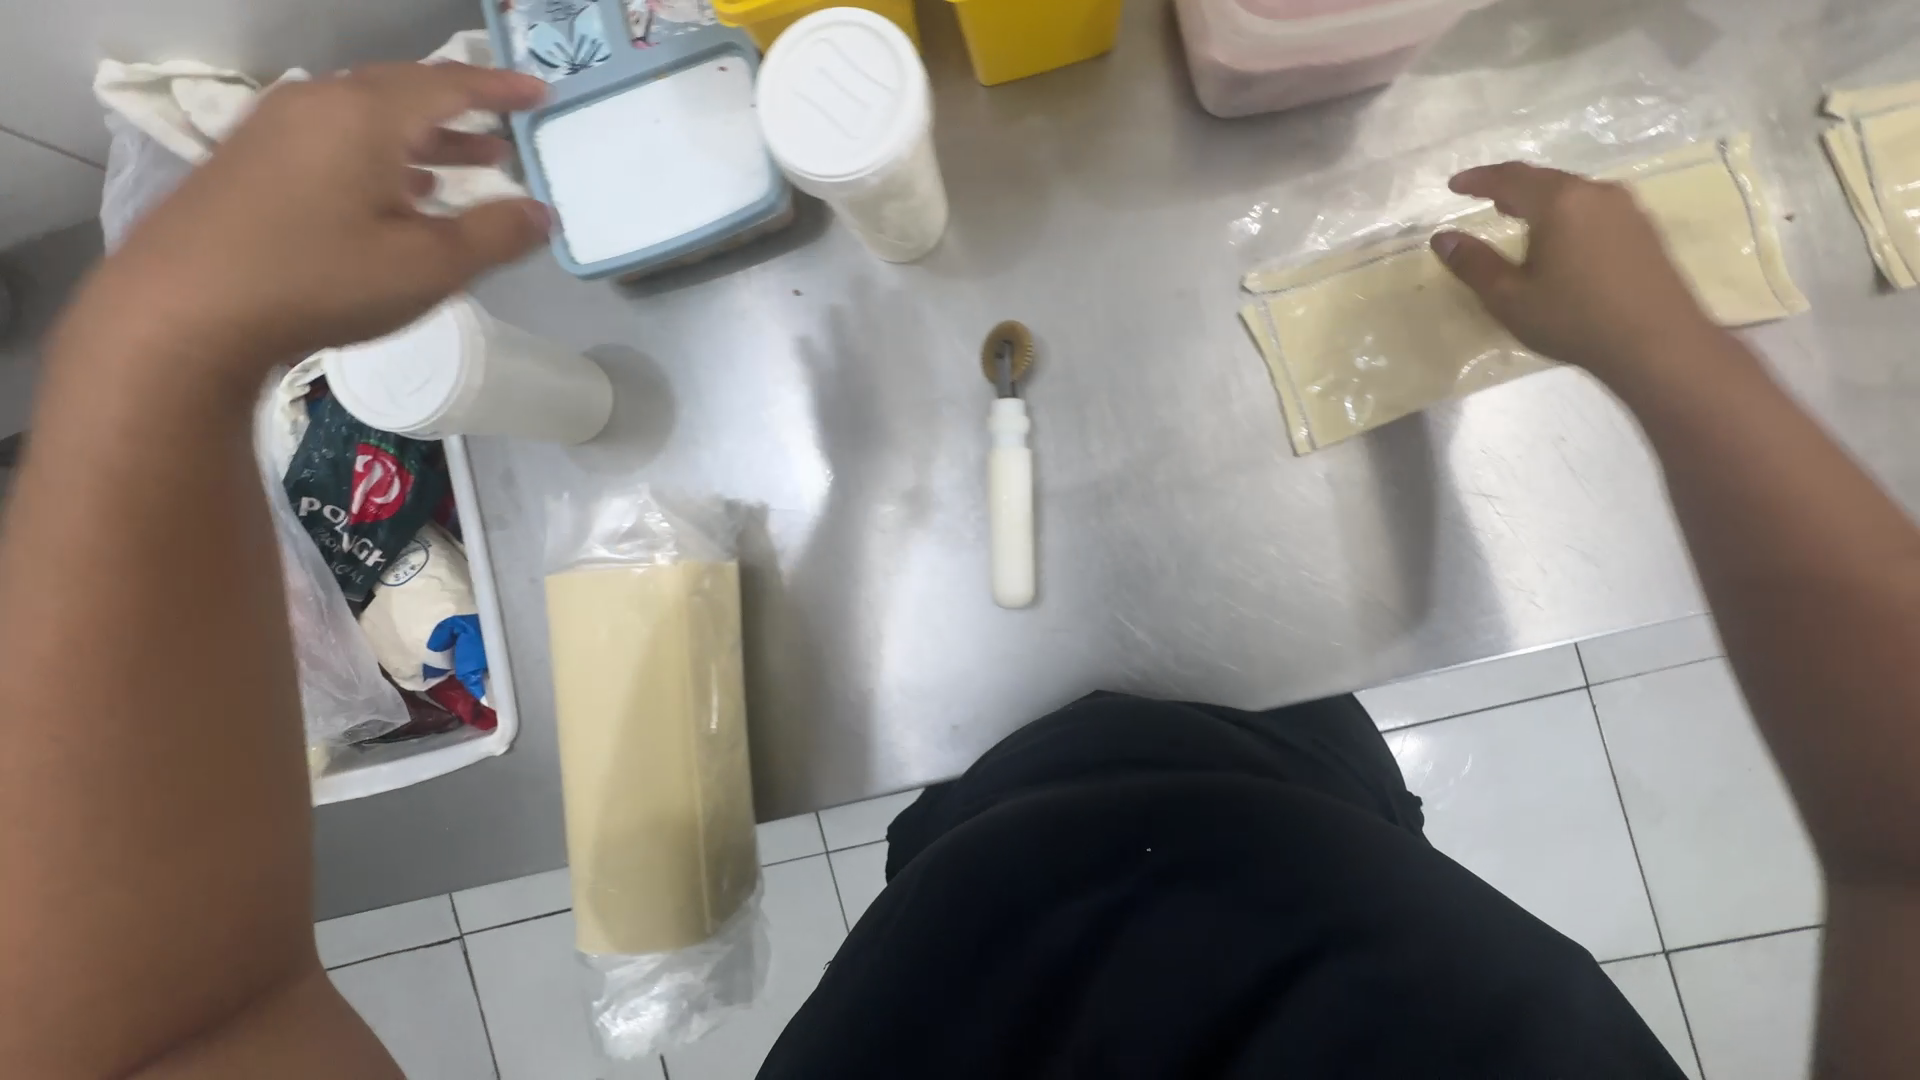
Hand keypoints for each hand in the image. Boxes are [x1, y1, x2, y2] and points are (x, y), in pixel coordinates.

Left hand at [79, 62, 551, 381]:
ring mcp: (280, 131)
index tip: (540, 92)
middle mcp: (319, 106)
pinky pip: (342, 140)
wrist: (189, 309)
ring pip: (372, 118)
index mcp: (364, 116)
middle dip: (464, 110)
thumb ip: (496, 234)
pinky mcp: (259, 162)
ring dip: (431, 137)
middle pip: (404, 92)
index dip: (499, 87)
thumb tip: (543, 213)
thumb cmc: (324, 279)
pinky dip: (390, 155)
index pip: (446, 84)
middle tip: (510, 127)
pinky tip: (410, 190)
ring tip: (478, 161)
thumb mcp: (432, 264)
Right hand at [1432, 162, 1719, 377]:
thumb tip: (1442, 238)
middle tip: (1482, 197)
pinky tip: (1554, 235)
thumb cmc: (1571, 318)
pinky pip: (1591, 208)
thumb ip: (1473, 263)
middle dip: (1509, 186)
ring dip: (1538, 199)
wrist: (1655, 341)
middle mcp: (1597, 194)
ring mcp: (1626, 209)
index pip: (1511, 179)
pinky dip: (1562, 212)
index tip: (1454, 185)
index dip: (1478, 180)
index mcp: (1561, 204)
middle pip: (1545, 179)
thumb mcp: (1507, 297)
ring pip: (1571, 193)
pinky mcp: (1641, 229)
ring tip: (1513, 214)